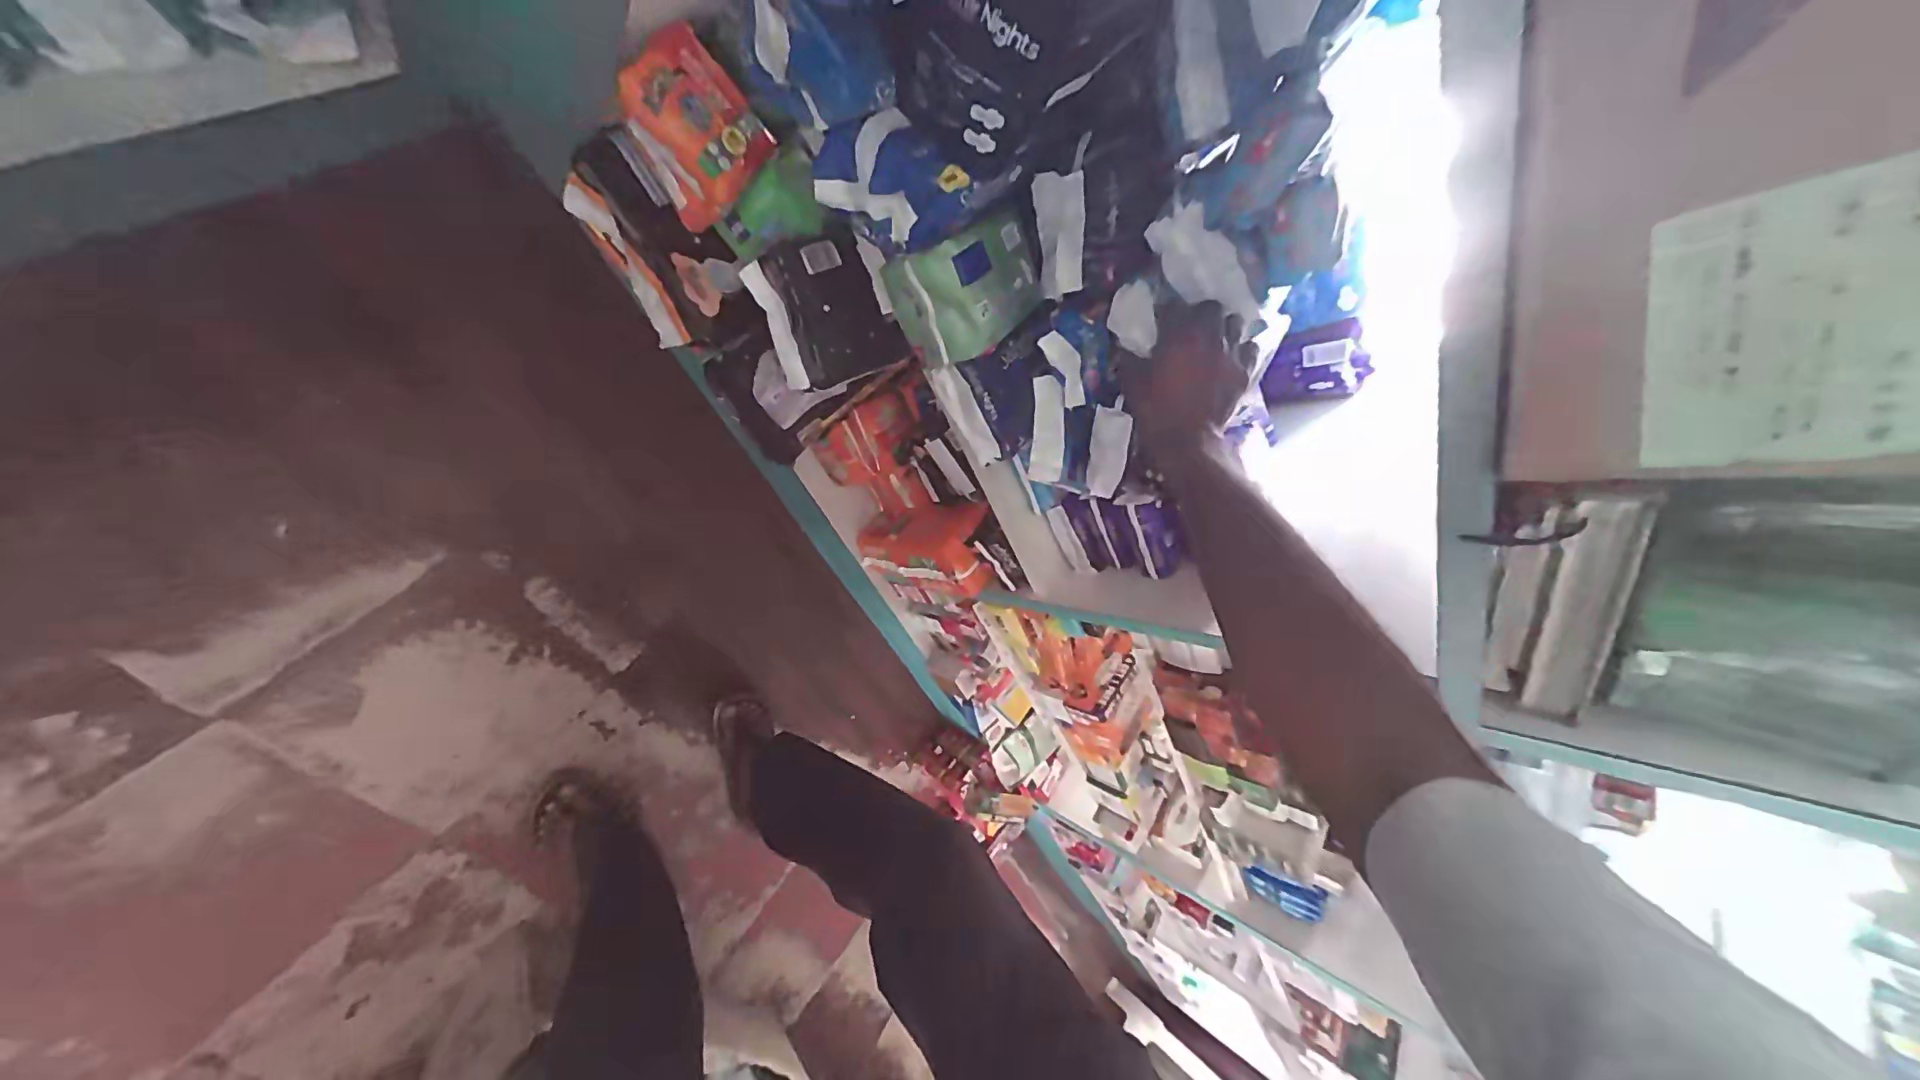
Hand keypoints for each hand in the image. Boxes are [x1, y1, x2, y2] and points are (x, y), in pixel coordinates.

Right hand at [1120, 300, 1259, 467]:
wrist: (1186, 439)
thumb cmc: (1155, 408)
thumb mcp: (1132, 381)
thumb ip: (1128, 358)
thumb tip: (1122, 347)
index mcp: (1179, 333)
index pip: (1174, 305)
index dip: (1166, 311)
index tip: (1160, 320)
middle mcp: (1210, 335)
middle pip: (1211, 307)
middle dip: (1201, 313)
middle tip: (1191, 328)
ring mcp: (1231, 352)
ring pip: (1235, 323)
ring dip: (1224, 327)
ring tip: (1215, 339)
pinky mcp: (1245, 371)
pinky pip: (1250, 348)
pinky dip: (1242, 349)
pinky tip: (1232, 357)